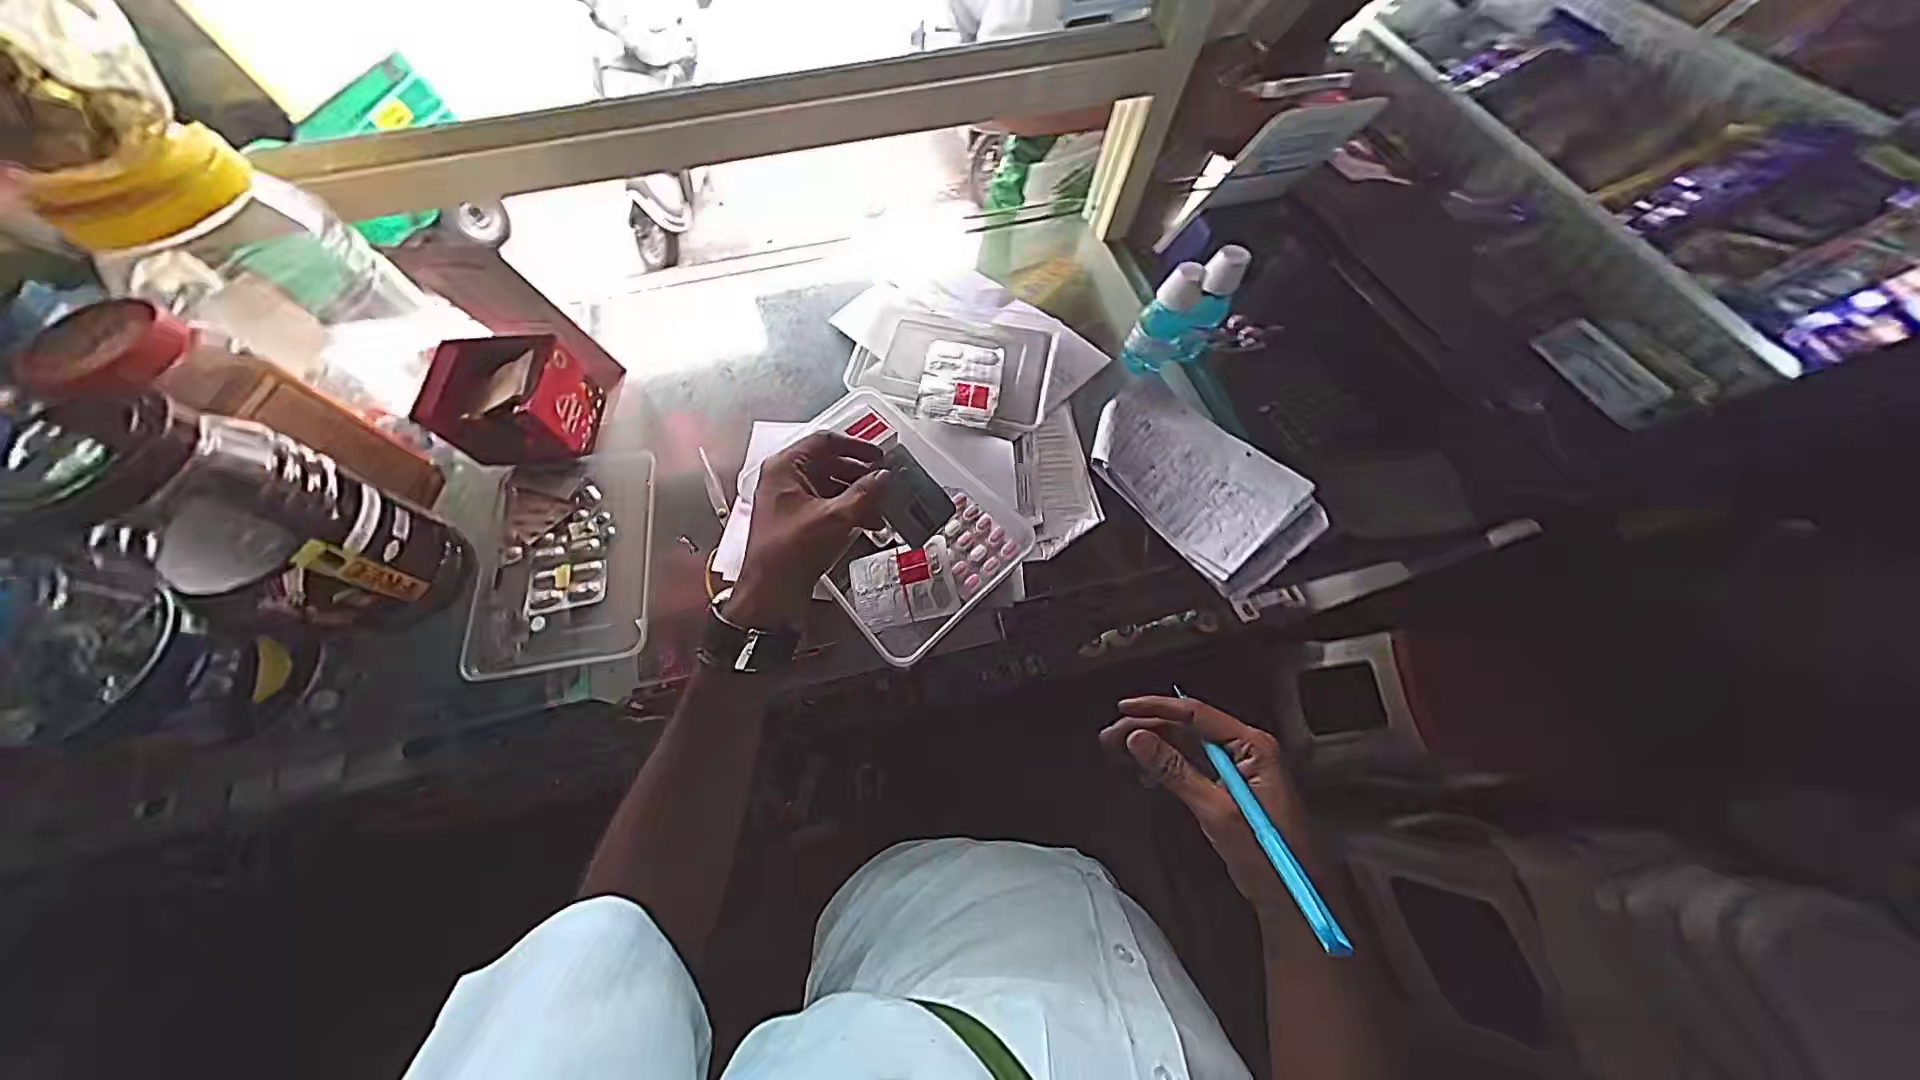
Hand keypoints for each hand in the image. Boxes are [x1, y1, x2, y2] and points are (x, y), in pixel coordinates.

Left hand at [728, 432, 890, 627]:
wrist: (771, 593)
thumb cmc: (786, 554)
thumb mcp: (835, 518)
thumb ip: (864, 494)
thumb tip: (882, 478)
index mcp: (785, 468)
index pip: (825, 441)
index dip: (855, 446)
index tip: (877, 455)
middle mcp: (784, 481)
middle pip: (829, 463)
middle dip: (860, 474)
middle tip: (882, 480)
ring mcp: (790, 501)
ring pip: (831, 486)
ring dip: (857, 495)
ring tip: (879, 505)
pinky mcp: (798, 521)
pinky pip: (828, 505)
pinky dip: (848, 510)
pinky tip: (867, 522)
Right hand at [1100, 696, 1313, 915]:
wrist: (1295, 902)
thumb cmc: (1271, 859)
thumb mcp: (1216, 811)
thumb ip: (1175, 770)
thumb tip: (1140, 738)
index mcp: (1253, 746)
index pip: (1196, 713)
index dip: (1157, 707)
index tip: (1126, 708)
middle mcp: (1247, 750)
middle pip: (1188, 726)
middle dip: (1149, 728)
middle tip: (1115, 736)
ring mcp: (1239, 767)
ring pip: (1186, 743)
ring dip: (1153, 745)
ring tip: (1121, 750)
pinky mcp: (1230, 786)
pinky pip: (1191, 762)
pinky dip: (1165, 764)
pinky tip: (1146, 771)